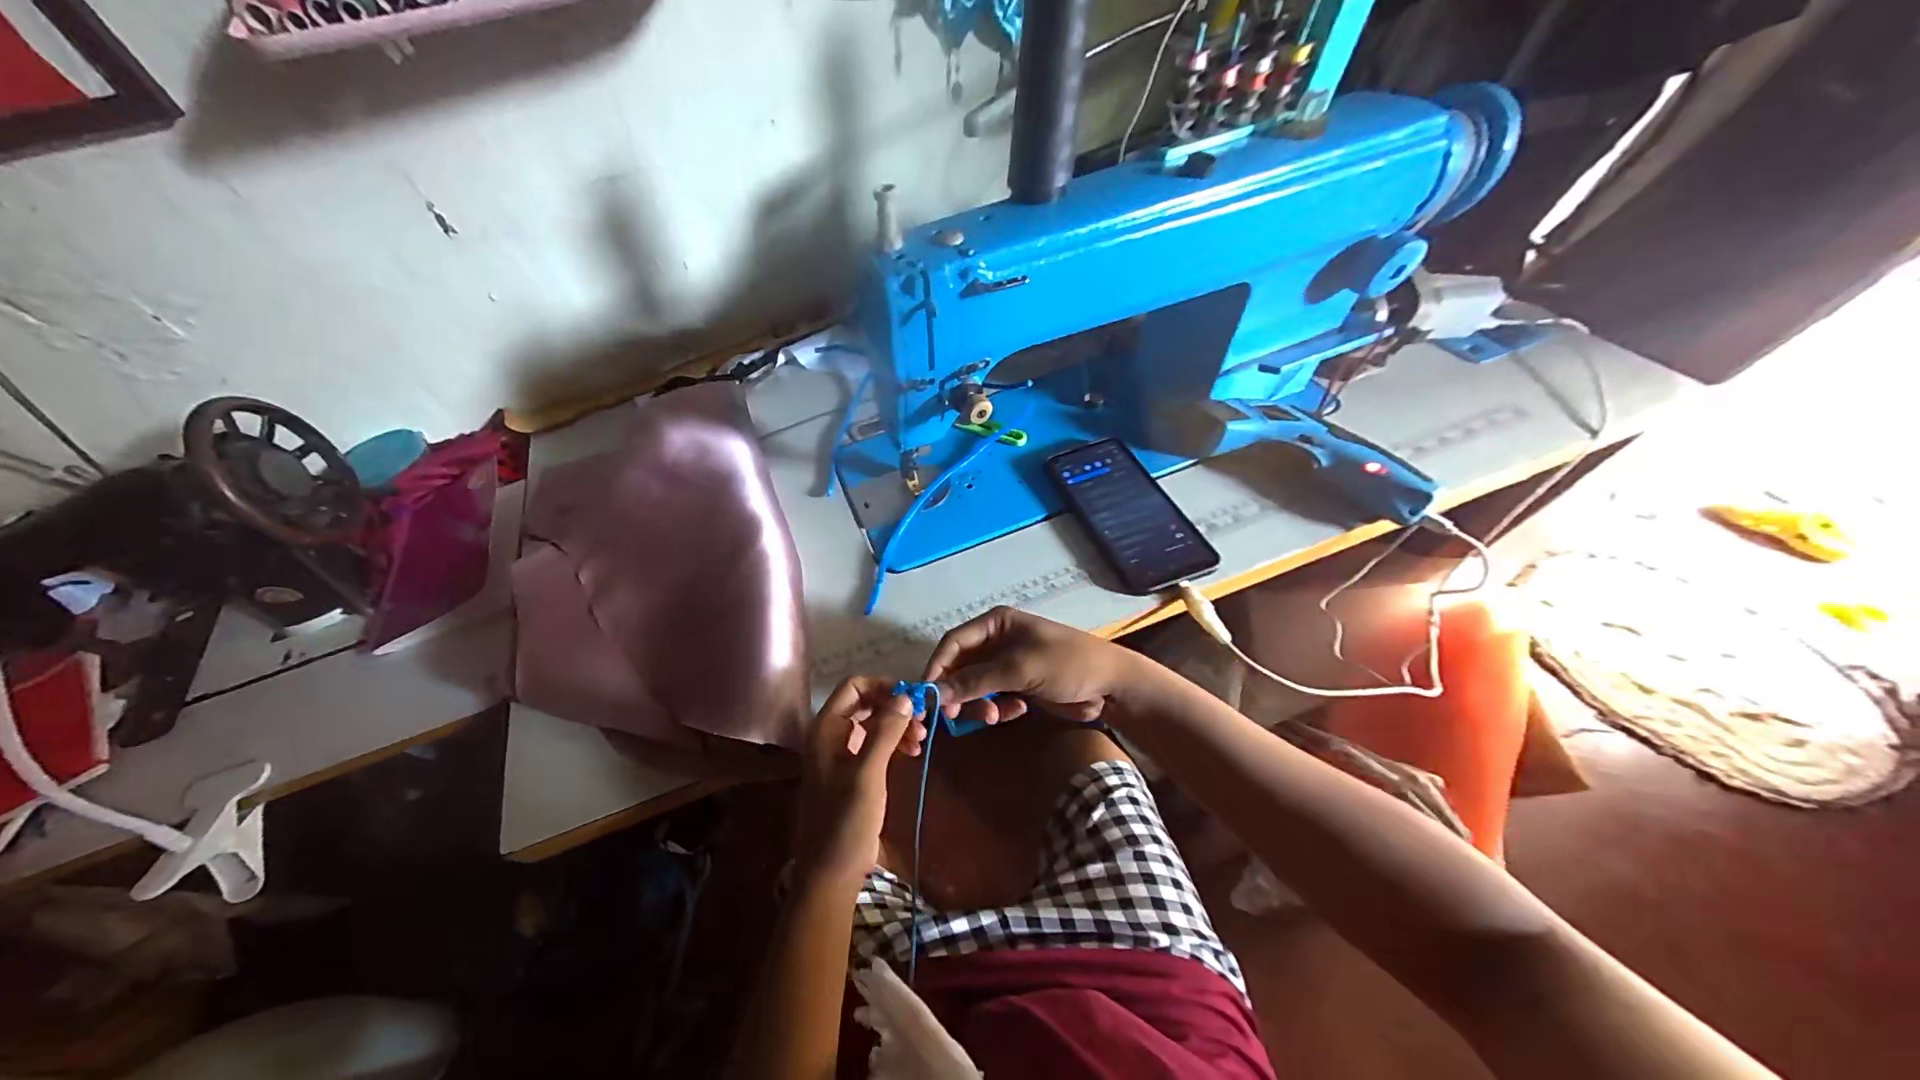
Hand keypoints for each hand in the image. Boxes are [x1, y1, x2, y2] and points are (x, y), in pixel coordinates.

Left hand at [794, 677, 918, 885]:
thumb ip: (885, 731)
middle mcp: (830, 735)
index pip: (855, 686)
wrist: (830, 871)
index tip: (913, 700)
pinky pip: (873, 744)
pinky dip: (892, 742)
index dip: (884, 686)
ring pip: (872, 723)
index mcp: (826, 728)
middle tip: (923, 721)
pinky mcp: (849, 772)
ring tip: (921, 740)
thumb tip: (905, 696)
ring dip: (897, 725)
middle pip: (865, 703)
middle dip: (895, 707)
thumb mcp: (869, 773)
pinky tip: (910, 752)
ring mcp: (839, 754)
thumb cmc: (846, 820)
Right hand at [922, 606, 1150, 727]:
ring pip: (975, 687)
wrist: (1111, 684)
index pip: (952, 642)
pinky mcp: (1019, 685)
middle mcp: (997, 641)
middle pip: (960, 667)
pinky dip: (999, 707)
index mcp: (996, 624)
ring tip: (996, 716)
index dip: (937, 667)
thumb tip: (936, 694)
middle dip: (959, 691)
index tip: (927, 696)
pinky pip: (994, 698)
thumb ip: (976, 681)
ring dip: (979, 703)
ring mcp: (1008, 664)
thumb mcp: (1020, 669)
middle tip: (955, 717)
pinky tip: (1016, 712)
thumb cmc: (1067, 663)